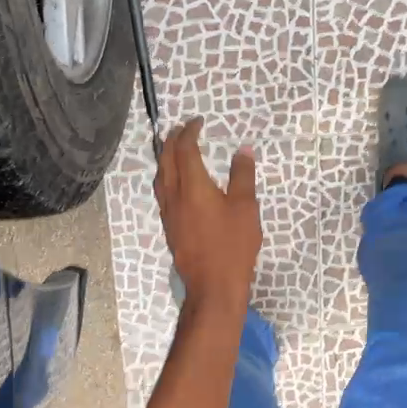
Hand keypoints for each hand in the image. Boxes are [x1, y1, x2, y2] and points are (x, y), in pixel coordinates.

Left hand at [155, 120, 259, 311]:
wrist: (213, 285)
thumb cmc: (233, 245)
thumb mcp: (246, 207)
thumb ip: (243, 176)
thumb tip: (243, 150)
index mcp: (193, 186)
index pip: (184, 149)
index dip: (189, 132)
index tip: (198, 122)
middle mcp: (174, 195)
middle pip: (166, 159)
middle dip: (172, 140)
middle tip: (183, 129)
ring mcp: (169, 212)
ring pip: (160, 176)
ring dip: (166, 157)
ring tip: (175, 149)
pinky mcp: (170, 226)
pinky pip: (162, 191)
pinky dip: (167, 176)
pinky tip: (176, 181)